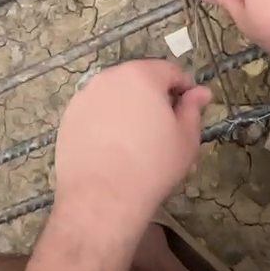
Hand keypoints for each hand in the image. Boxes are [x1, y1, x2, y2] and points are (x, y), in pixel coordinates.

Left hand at [52, 60, 210, 239]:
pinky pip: (96, 112)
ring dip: (130, 110)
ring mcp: (84, 97)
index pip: (169, 71)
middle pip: (140, 81)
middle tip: (165, 132)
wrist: (101, 198)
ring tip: (138, 144)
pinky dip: (107, 123)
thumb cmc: (152, 166)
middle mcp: (109, 77)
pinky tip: (113, 150)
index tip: (188, 113)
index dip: (184, 90)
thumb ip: (193, 109)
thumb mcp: (185, 138)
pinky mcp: (69, 117)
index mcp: (141, 75)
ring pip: (116, 96)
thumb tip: (200, 92)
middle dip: (155, 100)